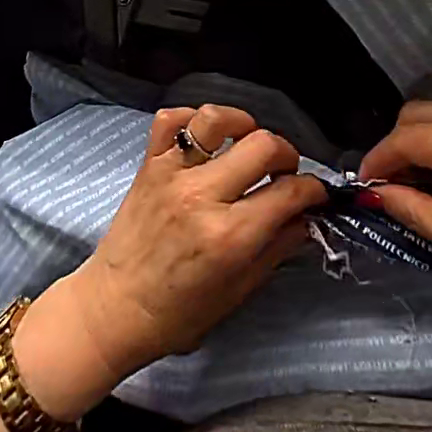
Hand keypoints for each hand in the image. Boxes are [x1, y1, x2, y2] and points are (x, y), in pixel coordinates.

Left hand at [58, 105, 327, 379]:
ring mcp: (170, 174)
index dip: (313, 190)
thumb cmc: (179, 312)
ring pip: (213, 120)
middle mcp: (201, 195)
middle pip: (261, 145)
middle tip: (284, 171)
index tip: (315, 194)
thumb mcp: (240, 290)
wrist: (116, 306)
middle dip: (286, 154)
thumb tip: (306, 217)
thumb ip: (277, 248)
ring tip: (246, 142)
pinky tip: (205, 137)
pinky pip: (168, 121)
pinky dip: (191, 119)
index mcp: (230, 234)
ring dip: (241, 124)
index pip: (290, 191)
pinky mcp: (147, 165)